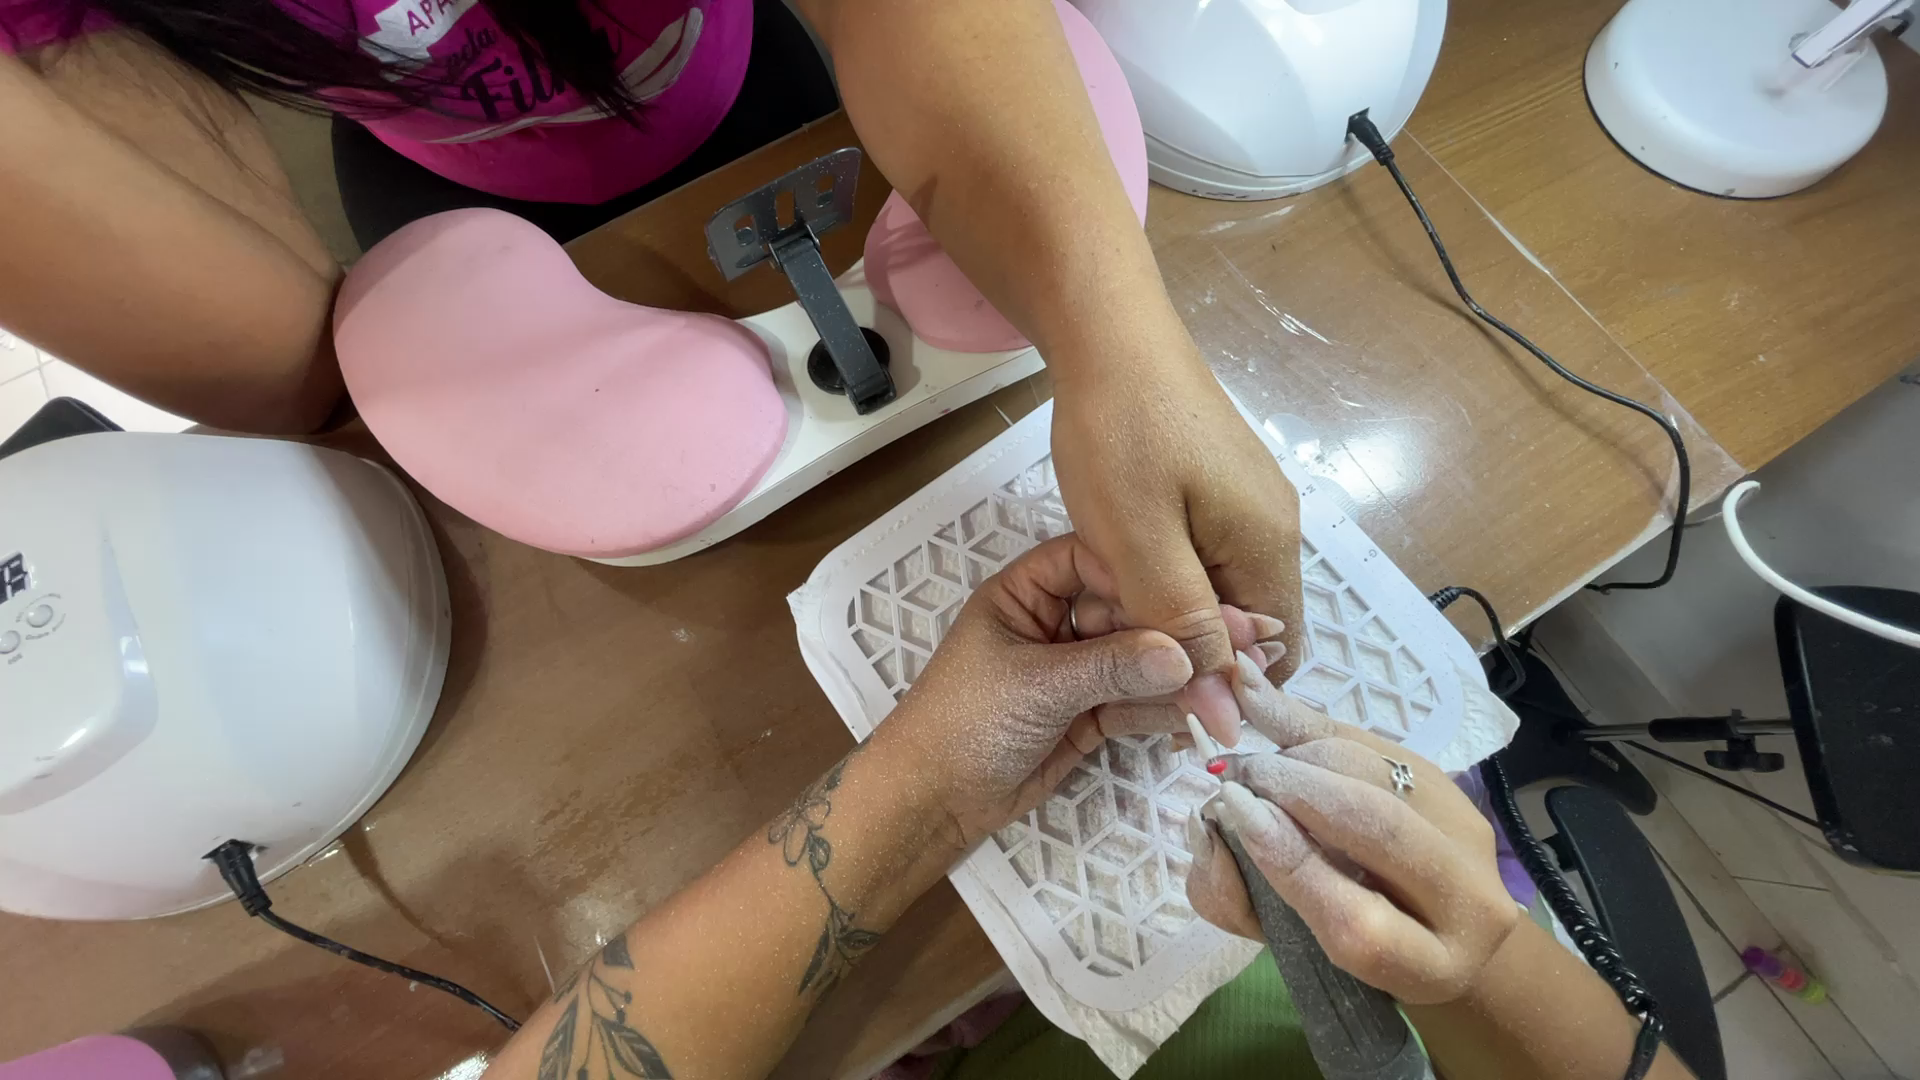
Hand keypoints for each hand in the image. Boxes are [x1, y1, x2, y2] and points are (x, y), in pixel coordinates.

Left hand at [874, 535, 1278, 846]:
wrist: (933, 801)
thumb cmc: (965, 721)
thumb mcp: (1038, 684)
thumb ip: (1112, 666)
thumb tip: (1187, 650)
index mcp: (1025, 592)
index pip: (1093, 561)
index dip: (1144, 572)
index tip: (1201, 589)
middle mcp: (1055, 622)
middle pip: (1126, 612)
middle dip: (1178, 629)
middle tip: (1245, 639)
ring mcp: (1075, 668)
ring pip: (1138, 659)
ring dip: (1183, 671)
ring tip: (1243, 676)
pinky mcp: (1088, 712)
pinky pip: (1135, 700)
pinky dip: (1167, 706)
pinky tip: (1208, 708)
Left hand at [1049, 350, 1303, 747]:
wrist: (1108, 337)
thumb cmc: (1121, 437)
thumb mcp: (1140, 542)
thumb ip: (1182, 624)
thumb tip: (1225, 713)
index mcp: (1270, 546)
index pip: (1273, 652)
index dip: (1218, 680)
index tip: (1152, 676)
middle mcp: (1273, 527)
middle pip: (1243, 620)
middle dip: (1182, 638)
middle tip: (1114, 623)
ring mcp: (1244, 502)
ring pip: (1214, 587)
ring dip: (1164, 602)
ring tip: (1108, 586)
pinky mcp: (1214, 485)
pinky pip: (1198, 552)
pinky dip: (1159, 567)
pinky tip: (1116, 553)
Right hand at [1186, 653, 1519, 1005]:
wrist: (1432, 914)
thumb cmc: (1340, 929)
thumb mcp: (1281, 934)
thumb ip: (1230, 894)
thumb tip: (1205, 825)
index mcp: (1423, 965)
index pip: (1355, 921)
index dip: (1288, 860)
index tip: (1233, 810)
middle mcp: (1468, 903)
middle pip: (1378, 827)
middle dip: (1292, 787)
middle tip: (1234, 775)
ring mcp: (1463, 830)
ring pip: (1370, 770)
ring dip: (1297, 756)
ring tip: (1254, 766)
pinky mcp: (1442, 778)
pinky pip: (1360, 736)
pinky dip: (1298, 717)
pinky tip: (1249, 690)